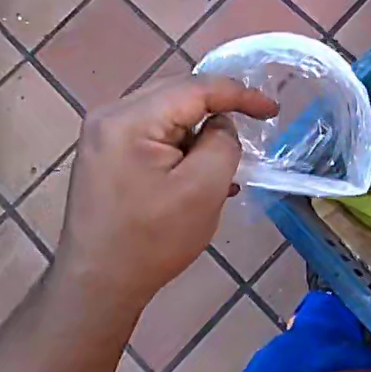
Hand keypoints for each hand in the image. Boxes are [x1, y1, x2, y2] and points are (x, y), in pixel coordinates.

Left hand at [55, 76, 278, 310]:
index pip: (195, 87)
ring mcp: (103, 135)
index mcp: (130, 119)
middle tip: (254, 126)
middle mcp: (110, 116)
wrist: (98, 284)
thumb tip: (220, 125)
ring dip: (199, 133)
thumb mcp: (204, 189)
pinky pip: (153, 134)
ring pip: (167, 114)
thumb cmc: (153, 240)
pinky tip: (197, 175)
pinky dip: (181, 146)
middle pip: (177, 94)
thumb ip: (222, 143)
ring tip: (221, 166)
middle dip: (217, 110)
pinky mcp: (105, 154)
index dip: (239, 93)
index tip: (272, 109)